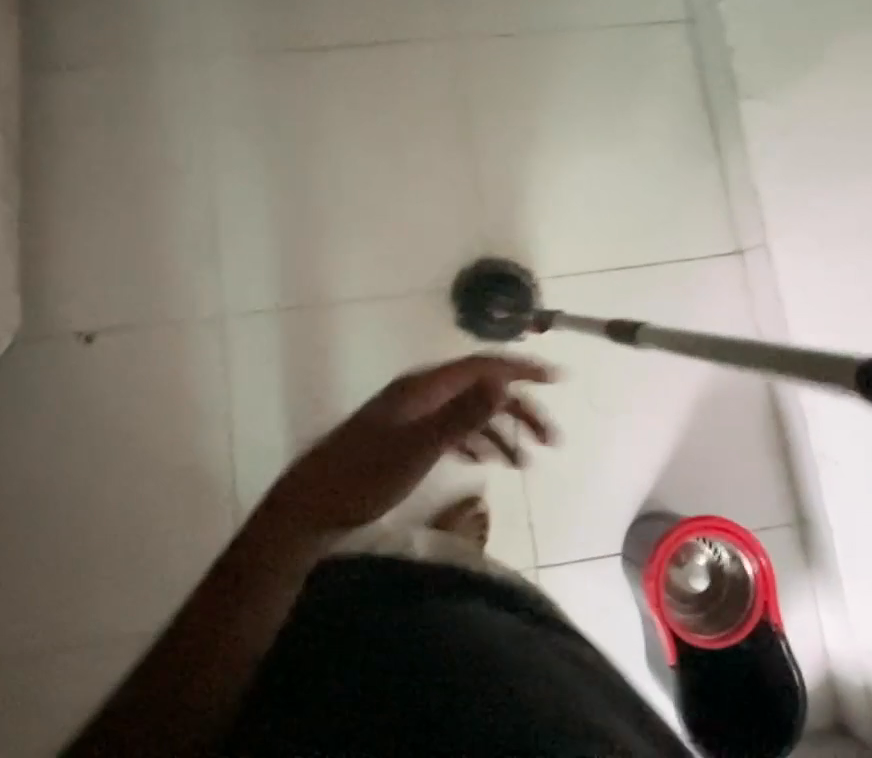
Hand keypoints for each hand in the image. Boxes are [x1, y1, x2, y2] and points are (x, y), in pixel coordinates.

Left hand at [262, 355, 557, 535]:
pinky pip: (451, 430)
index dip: (521, 369)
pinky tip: (487, 460)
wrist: (313, 505)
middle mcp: (420, 394)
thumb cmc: (364, 477)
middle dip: (518, 409)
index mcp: (423, 388)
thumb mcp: (419, 449)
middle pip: (480, 389)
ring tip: (526, 462)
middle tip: (551, 440)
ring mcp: (411, 416)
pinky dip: (475, 442)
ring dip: (500, 431)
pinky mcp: (404, 438)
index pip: (482, 366)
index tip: (557, 379)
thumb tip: (502, 382)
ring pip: (467, 412)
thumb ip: (462, 416)